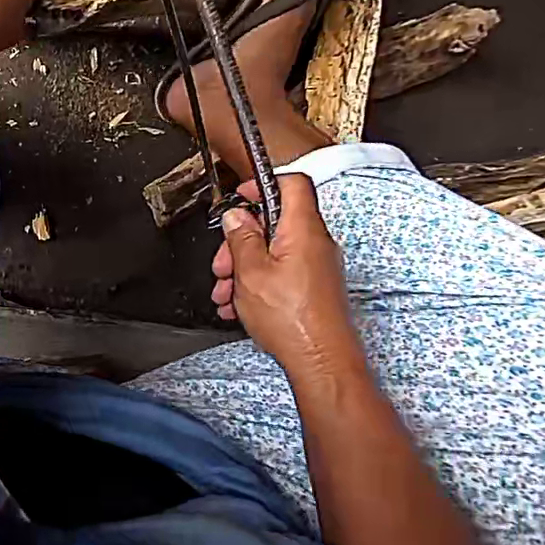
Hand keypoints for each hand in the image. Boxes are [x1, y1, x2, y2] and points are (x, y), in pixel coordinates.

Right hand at [212, 173, 357, 370]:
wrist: (320, 361)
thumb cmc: (293, 321)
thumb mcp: (250, 272)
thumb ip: (241, 238)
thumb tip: (237, 217)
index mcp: (303, 231)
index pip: (291, 184)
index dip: (263, 184)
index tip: (241, 195)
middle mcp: (315, 244)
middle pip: (273, 223)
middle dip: (240, 240)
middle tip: (224, 261)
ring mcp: (316, 266)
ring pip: (272, 251)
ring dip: (243, 266)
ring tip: (226, 291)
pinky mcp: (313, 286)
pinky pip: (280, 272)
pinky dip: (256, 281)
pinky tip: (239, 303)